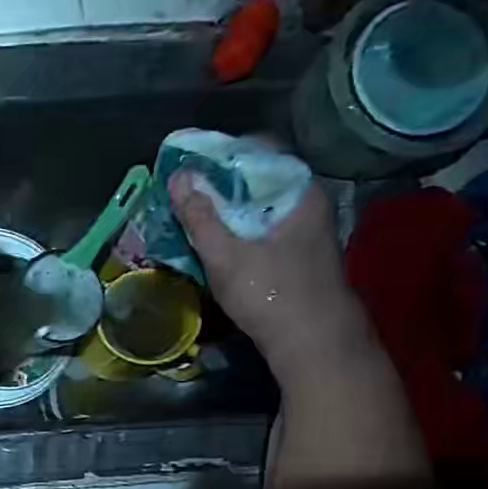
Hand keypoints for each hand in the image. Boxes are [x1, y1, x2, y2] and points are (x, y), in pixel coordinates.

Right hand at [170, 171, 373, 387]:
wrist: (311, 336)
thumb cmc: (272, 292)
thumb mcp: (227, 253)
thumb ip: (201, 215)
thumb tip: (179, 176)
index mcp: (298, 193)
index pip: (262, 152)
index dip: (222, 152)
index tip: (185, 160)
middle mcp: (304, 202)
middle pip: (256, 177)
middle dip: (214, 181)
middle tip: (175, 189)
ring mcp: (299, 226)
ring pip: (253, 202)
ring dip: (218, 205)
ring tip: (182, 211)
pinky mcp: (291, 247)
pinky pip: (255, 222)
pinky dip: (228, 223)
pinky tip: (204, 236)